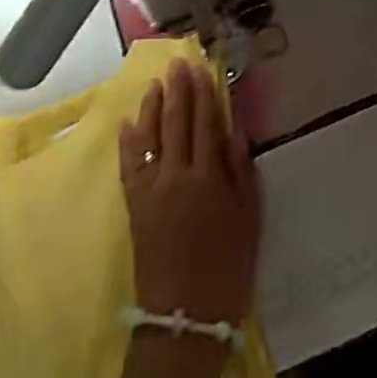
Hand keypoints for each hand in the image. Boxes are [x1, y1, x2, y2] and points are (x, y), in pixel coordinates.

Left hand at [118, 60, 259, 325]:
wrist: (186, 313)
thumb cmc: (228, 266)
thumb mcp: (248, 218)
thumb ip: (241, 171)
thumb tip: (235, 130)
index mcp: (208, 178)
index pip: (205, 124)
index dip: (205, 96)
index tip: (202, 71)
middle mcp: (176, 175)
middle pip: (176, 123)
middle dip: (178, 91)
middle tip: (178, 64)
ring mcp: (151, 189)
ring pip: (149, 137)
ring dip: (152, 107)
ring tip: (155, 83)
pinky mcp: (134, 204)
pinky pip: (129, 164)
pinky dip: (128, 140)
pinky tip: (129, 122)